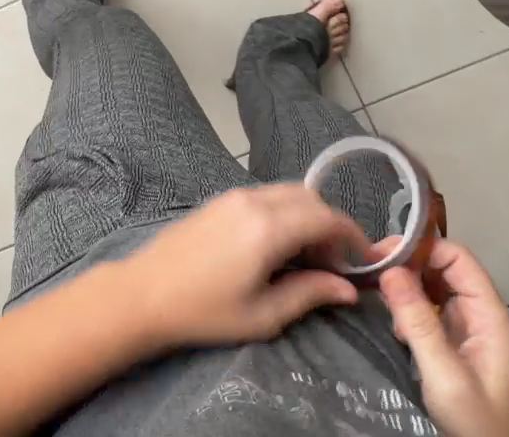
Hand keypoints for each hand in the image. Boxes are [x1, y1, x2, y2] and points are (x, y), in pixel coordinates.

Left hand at [117, 185, 368, 349]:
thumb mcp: (263, 315)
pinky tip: (279, 246)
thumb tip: (347, 289)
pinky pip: (265, 196)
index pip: (325, 216)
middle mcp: (252, 201)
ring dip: (307, 217)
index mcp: (267, 228)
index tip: (363, 260)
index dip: (351, 235)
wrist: (145, 292)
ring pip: (287, 193)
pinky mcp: (219, 200)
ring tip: (308, 258)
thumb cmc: (204, 311)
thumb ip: (309, 295)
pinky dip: (284, 213)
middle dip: (330, 225)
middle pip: (309, 198)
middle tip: (335, 263)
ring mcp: (232, 196)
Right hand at [378, 239, 508, 436]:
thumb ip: (418, 323)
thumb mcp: (445, 376)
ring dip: (407, 287)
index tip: (382, 253)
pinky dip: (410, 310)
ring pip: (435, 289)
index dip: (421, 248)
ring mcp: (469, 332)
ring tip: (378, 294)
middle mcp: (482, 316)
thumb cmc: (477, 425)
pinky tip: (395, 325)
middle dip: (408, 265)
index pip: (457, 258)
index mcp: (490, 317)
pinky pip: (431, 312)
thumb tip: (389, 270)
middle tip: (371, 270)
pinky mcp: (456, 348)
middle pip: (444, 270)